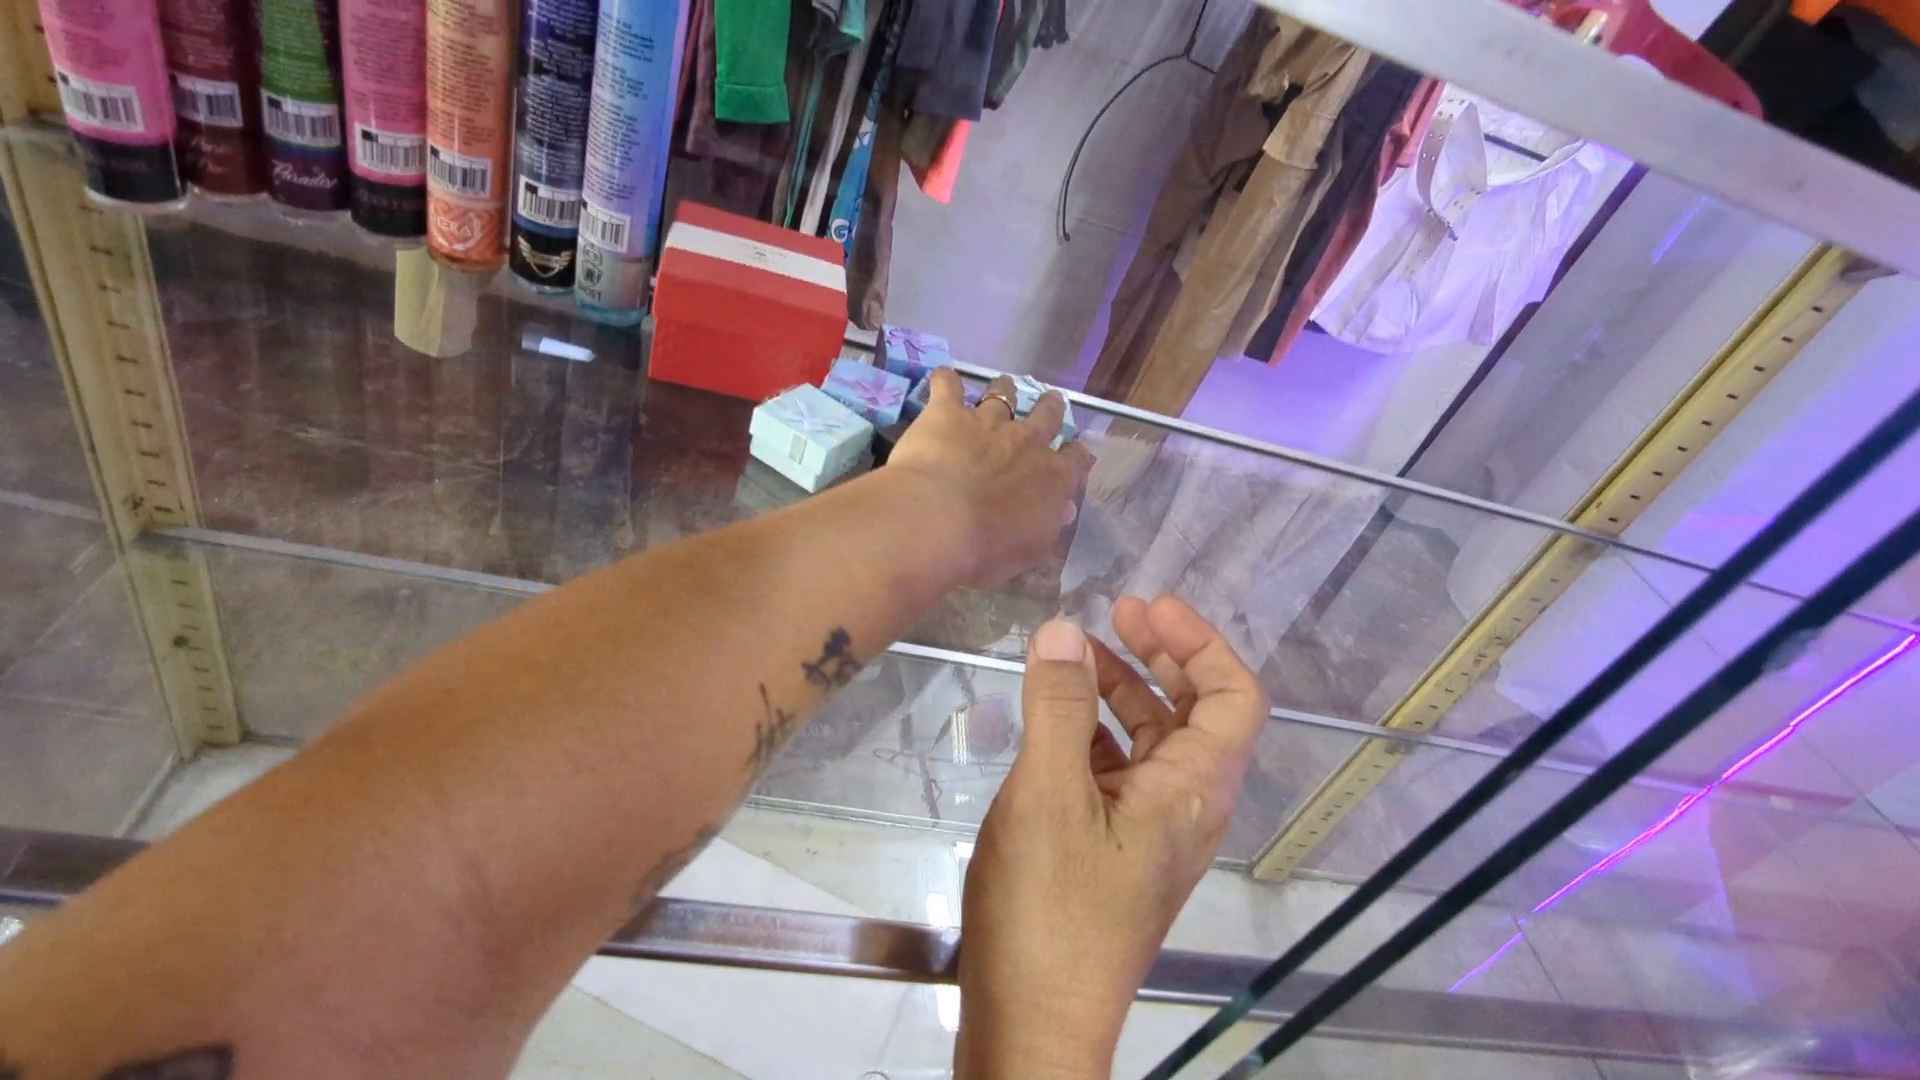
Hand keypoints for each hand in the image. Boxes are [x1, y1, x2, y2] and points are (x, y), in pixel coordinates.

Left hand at [886, 370, 1092, 587]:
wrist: (939, 521)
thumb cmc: (986, 550)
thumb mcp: (1028, 549)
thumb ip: (1046, 523)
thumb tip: (1063, 509)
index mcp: (1052, 479)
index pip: (1075, 459)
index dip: (1076, 454)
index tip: (1075, 452)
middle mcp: (1026, 442)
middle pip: (1046, 415)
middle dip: (1050, 408)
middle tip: (1050, 403)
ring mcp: (987, 422)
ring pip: (1003, 394)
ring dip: (1005, 389)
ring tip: (1003, 385)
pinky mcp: (947, 413)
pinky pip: (949, 386)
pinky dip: (946, 380)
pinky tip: (942, 378)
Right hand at [955, 597, 1267, 1078]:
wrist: (1033, 1023)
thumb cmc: (1050, 910)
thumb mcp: (1049, 797)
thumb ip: (1060, 709)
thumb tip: (1063, 631)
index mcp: (1191, 792)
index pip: (1233, 698)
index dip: (1200, 643)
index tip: (1149, 606)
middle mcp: (1183, 809)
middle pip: (1194, 714)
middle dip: (1161, 657)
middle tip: (1117, 612)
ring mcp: (1147, 833)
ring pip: (1149, 742)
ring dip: (1120, 691)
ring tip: (1073, 655)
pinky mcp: (1112, 851)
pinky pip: (1114, 772)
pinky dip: (1091, 733)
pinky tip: (1053, 720)